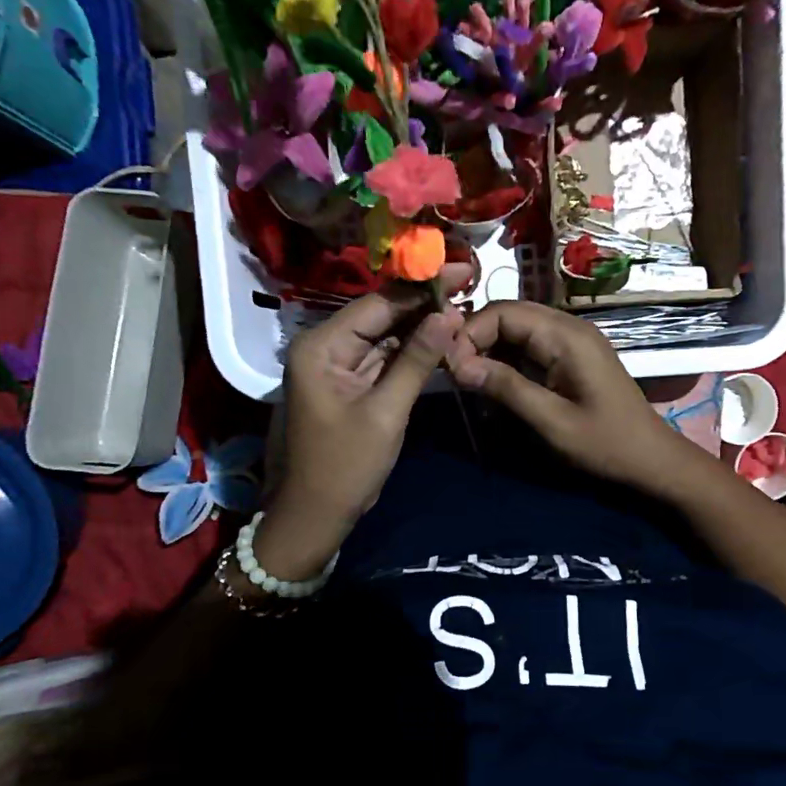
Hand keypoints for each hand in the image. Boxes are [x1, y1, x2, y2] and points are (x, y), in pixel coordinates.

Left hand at [254, 271, 467, 580]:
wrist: (316, 515)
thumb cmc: (345, 466)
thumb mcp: (386, 411)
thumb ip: (417, 360)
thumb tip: (449, 315)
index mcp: (322, 346)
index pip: (378, 304)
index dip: (421, 286)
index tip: (461, 269)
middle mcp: (325, 347)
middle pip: (381, 315)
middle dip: (424, 303)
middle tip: (469, 284)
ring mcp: (337, 366)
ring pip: (386, 335)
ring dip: (421, 325)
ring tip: (464, 306)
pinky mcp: (350, 384)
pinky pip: (384, 358)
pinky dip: (412, 350)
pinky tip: (442, 339)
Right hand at [448, 300, 719, 502]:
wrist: (651, 459)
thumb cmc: (605, 443)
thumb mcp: (551, 421)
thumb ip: (506, 388)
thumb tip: (456, 364)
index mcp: (567, 335)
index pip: (504, 311)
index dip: (470, 332)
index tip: (450, 367)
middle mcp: (568, 328)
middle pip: (509, 317)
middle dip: (477, 342)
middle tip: (456, 377)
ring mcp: (572, 342)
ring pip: (516, 333)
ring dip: (491, 355)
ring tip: (472, 388)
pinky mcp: (571, 358)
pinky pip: (530, 349)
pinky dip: (508, 366)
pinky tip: (496, 393)